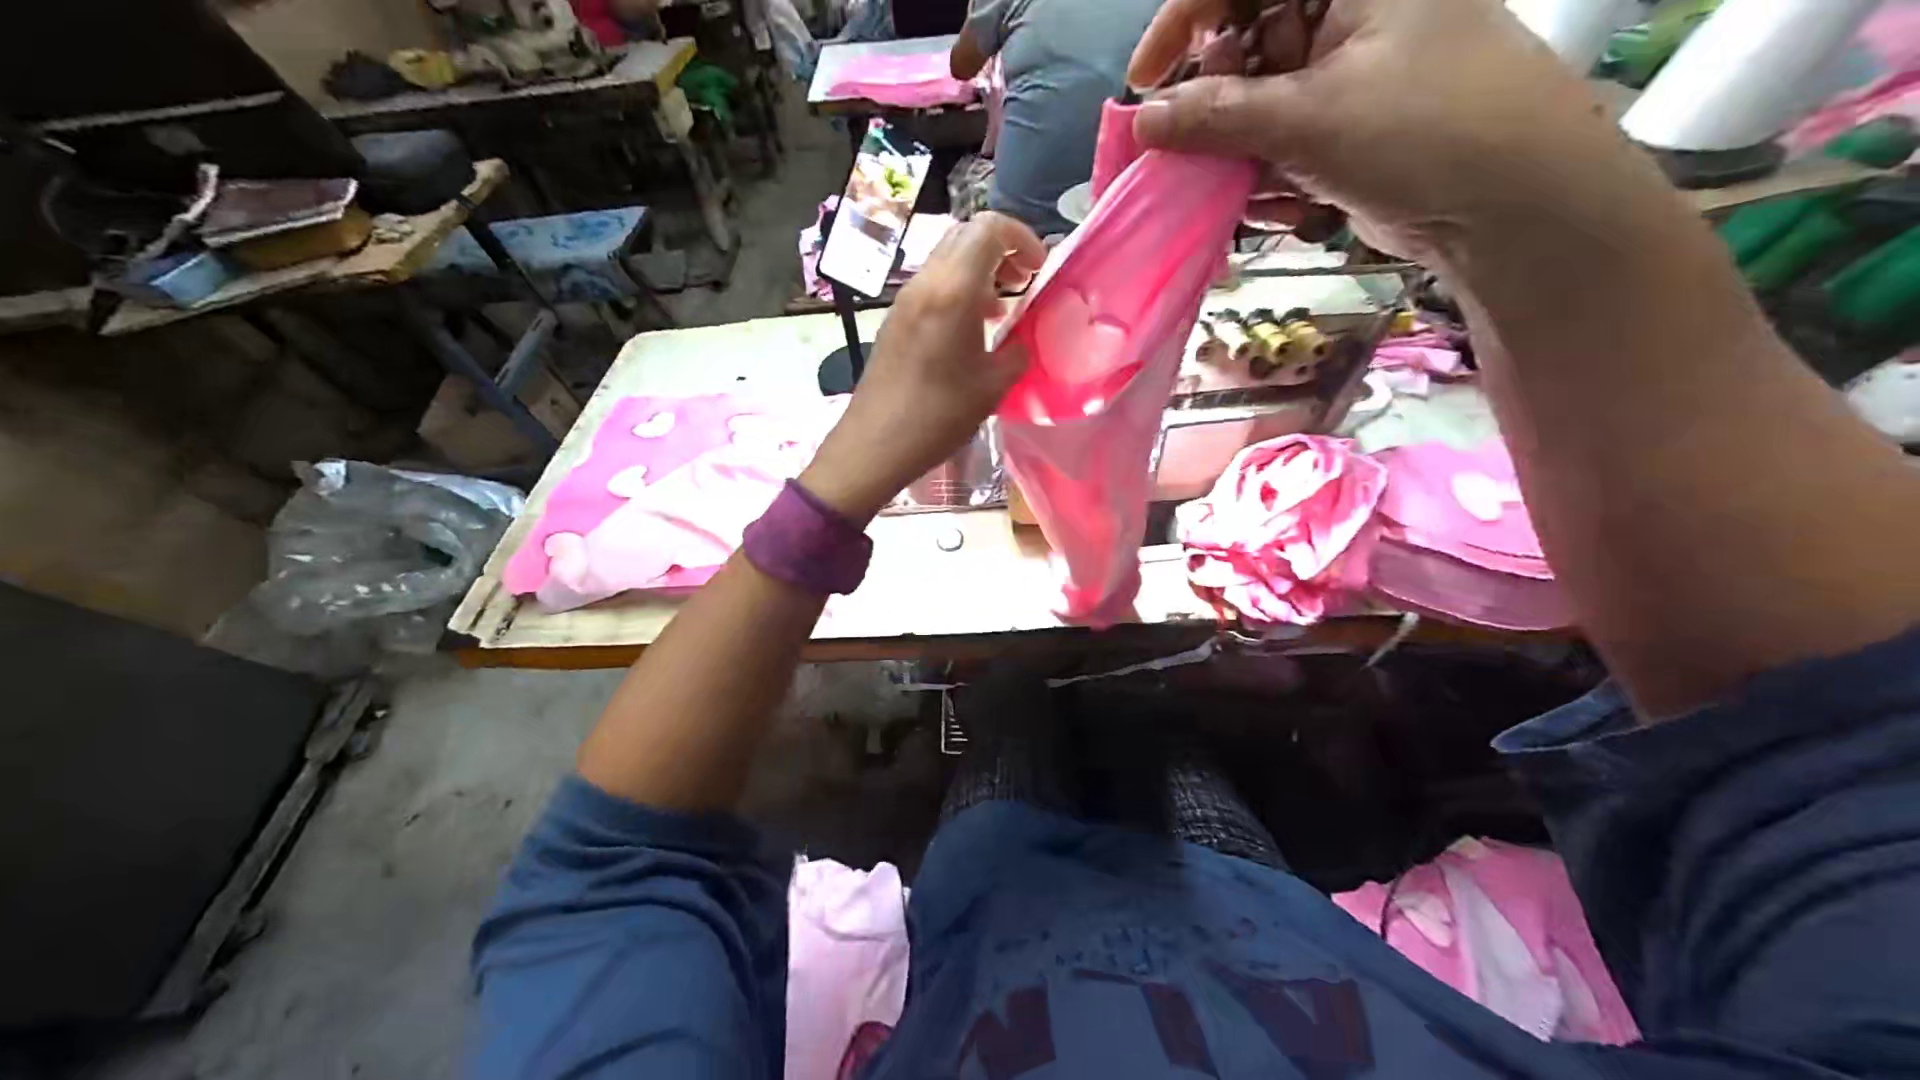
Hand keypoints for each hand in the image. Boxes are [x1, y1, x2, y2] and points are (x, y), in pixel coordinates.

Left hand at [800, 212, 1044, 520]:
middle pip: (966, 236)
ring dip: (979, 271)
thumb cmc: (938, 416)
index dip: (1022, 238)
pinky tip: (969, 332)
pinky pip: (932, 286)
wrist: (875, 444)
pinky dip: (958, 291)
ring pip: (947, 259)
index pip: (989, 228)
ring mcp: (905, 300)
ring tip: (1000, 311)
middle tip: (1022, 285)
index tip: (1038, 270)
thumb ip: (1018, 350)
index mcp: (953, 290)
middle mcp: (925, 283)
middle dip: (1001, 250)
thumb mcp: (992, 386)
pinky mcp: (894, 319)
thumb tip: (1022, 339)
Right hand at [1126, 0, 1671, 263]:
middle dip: (1207, 104)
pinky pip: (1279, 143)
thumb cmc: (1424, 130)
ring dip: (1232, 153)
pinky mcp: (1344, 130)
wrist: (1510, 206)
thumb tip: (1144, 121)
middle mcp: (1348, 13)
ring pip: (1256, 104)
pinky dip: (1263, 177)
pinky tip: (1273, 207)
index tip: (1143, 82)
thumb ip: (1219, 117)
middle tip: (1185, 153)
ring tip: (1230, 193)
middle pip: (1244, 45)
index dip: (1184, 21)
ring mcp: (1346, 74)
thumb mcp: (1312, 116)